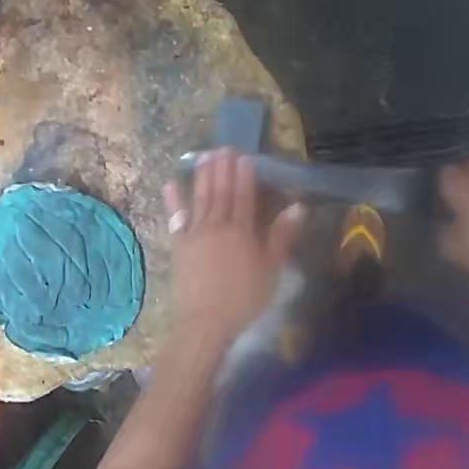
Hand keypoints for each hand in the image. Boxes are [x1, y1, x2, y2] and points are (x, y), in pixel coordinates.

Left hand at [163, 149, 302, 349]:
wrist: (206, 320)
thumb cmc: (244, 298)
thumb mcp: (270, 270)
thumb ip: (281, 237)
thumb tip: (297, 207)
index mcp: (241, 231)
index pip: (243, 196)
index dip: (243, 175)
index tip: (243, 156)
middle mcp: (217, 225)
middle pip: (220, 192)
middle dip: (222, 168)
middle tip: (223, 147)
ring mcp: (195, 233)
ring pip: (200, 198)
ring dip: (203, 176)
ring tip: (205, 156)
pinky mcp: (179, 244)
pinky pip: (176, 218)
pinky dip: (174, 201)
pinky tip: (171, 185)